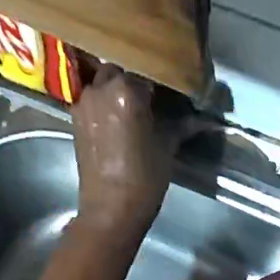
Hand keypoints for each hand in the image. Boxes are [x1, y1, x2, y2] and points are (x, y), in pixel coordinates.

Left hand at [71, 65, 174, 236]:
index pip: (148, 70)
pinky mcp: (75, 118)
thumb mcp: (167, 146)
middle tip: (153, 96)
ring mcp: (84, 102)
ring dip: (118, 89)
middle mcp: (101, 88)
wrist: (111, 209)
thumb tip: (204, 118)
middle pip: (120, 70)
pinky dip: (106, 103)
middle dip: (136, 80)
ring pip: (103, 82)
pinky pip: (93, 100)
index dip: (162, 79)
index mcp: (126, 90)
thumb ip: (182, 124)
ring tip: (135, 107)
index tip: (173, 89)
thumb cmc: (144, 178)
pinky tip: (119, 119)